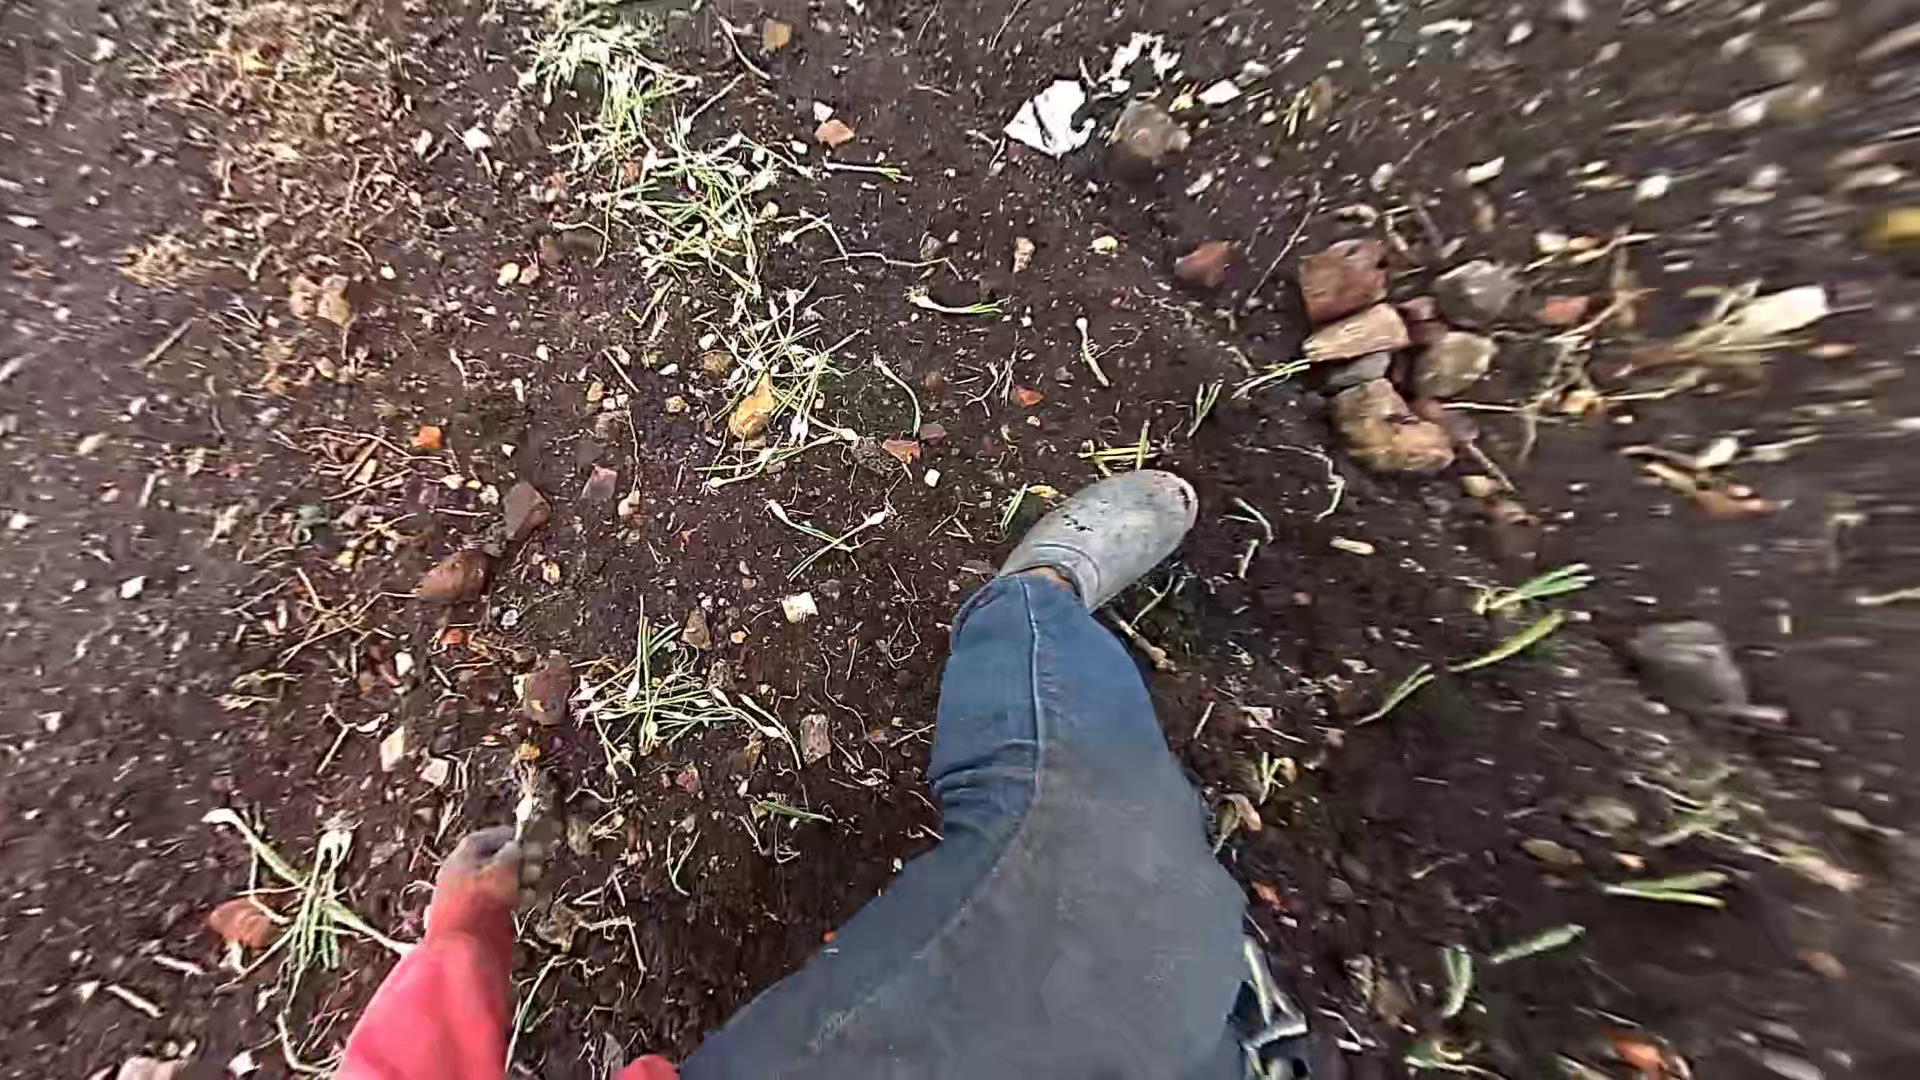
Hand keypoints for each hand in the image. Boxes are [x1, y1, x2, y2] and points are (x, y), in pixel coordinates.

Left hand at [436, 826, 540, 910]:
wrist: (464, 945)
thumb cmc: (483, 898)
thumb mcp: (504, 866)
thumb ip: (513, 852)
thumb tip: (515, 848)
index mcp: (458, 860)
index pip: (481, 838)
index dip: (505, 835)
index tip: (525, 837)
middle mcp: (458, 877)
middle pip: (493, 860)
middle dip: (519, 859)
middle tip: (537, 861)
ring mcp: (465, 899)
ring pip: (499, 881)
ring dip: (521, 879)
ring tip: (534, 883)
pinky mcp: (474, 918)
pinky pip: (498, 900)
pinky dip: (515, 897)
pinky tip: (528, 900)